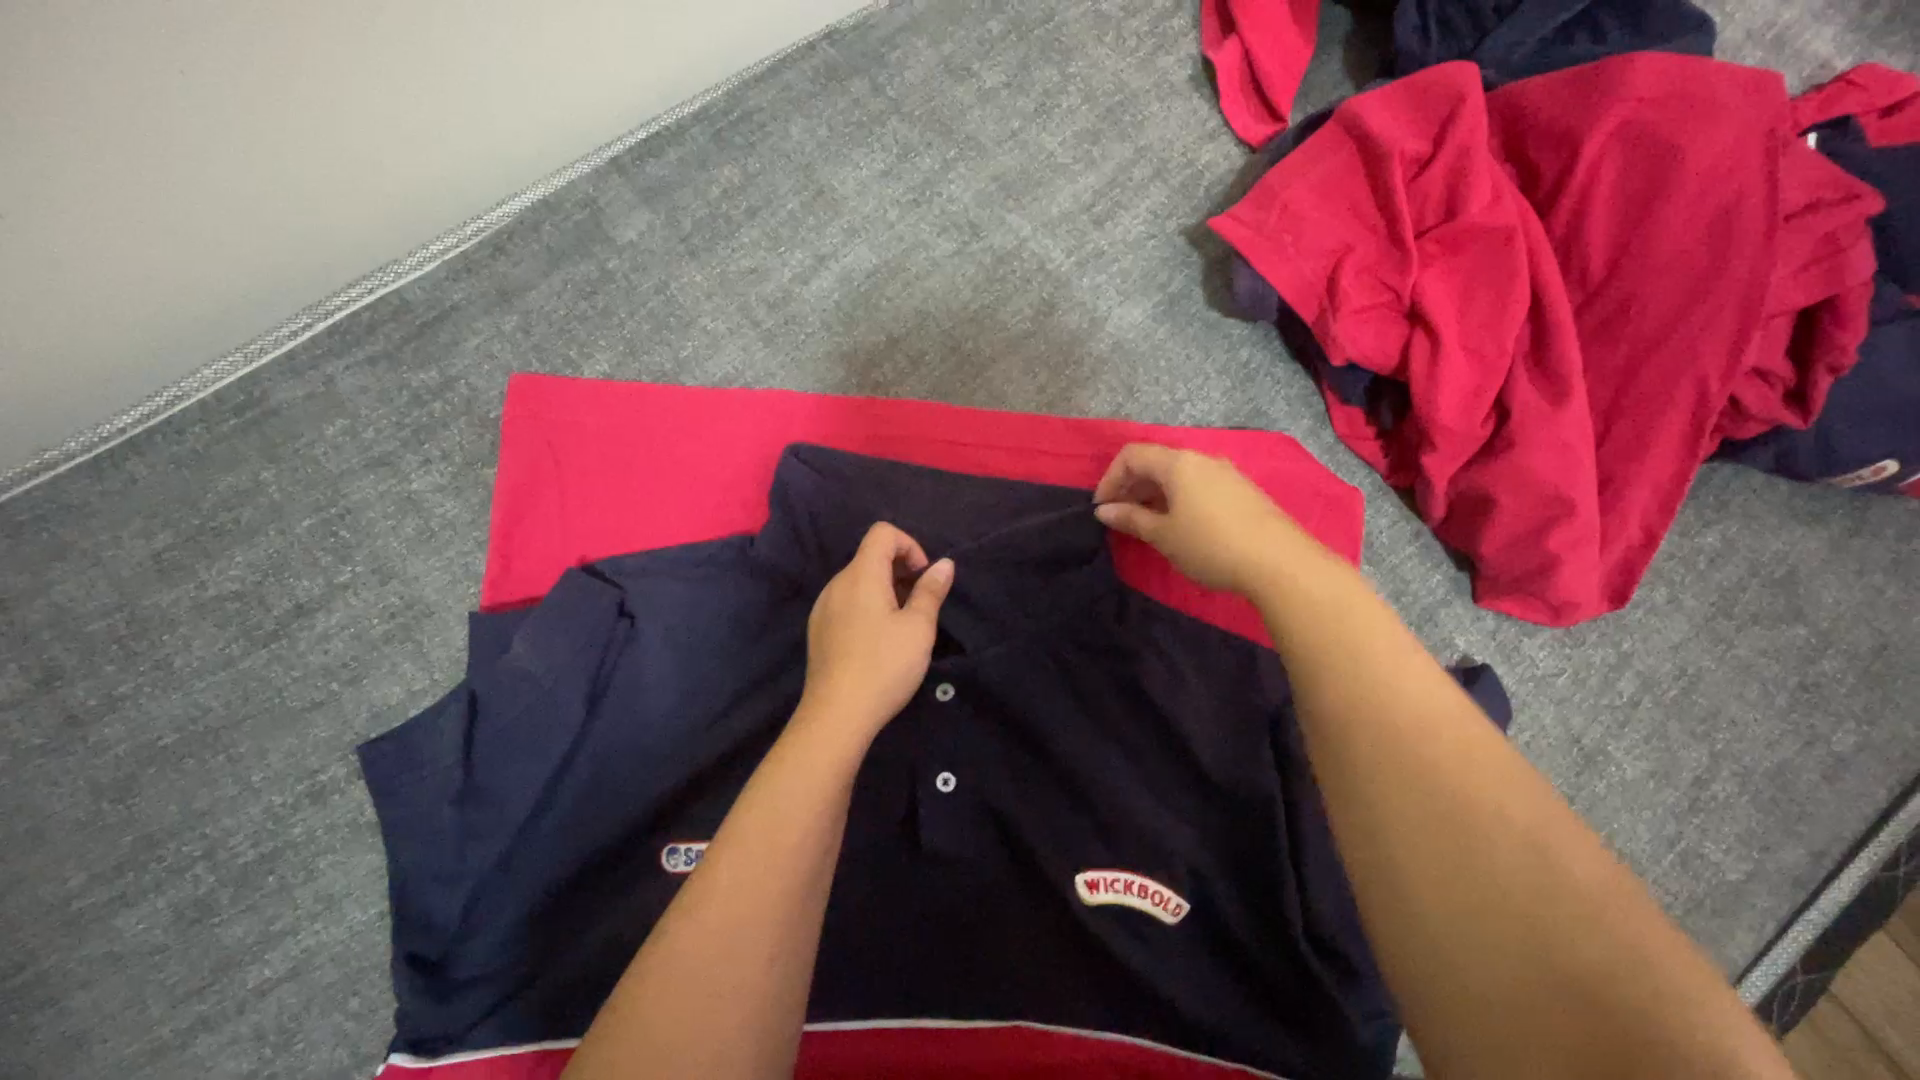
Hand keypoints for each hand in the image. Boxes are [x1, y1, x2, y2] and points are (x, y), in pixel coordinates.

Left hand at [798, 522, 954, 737]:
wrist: (836, 714)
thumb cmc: (884, 666)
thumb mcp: (918, 628)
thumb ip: (931, 591)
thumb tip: (944, 564)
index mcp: (861, 575)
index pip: (883, 533)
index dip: (910, 546)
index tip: (923, 579)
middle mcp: (837, 583)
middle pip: (870, 556)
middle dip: (900, 571)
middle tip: (919, 605)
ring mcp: (823, 607)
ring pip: (858, 582)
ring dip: (884, 591)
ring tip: (901, 627)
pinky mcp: (818, 630)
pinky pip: (846, 603)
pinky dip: (866, 607)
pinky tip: (877, 643)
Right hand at [1093, 443, 1320, 594]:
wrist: (1279, 562)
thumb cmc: (1210, 545)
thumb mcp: (1163, 535)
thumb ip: (1131, 518)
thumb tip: (1104, 510)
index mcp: (1178, 463)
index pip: (1132, 455)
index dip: (1110, 478)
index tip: (1102, 509)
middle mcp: (1202, 459)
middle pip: (1156, 462)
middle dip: (1131, 486)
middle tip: (1119, 518)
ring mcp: (1226, 474)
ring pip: (1179, 475)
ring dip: (1154, 494)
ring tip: (1145, 524)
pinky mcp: (1241, 491)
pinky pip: (1198, 486)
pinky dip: (1178, 499)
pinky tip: (1178, 526)